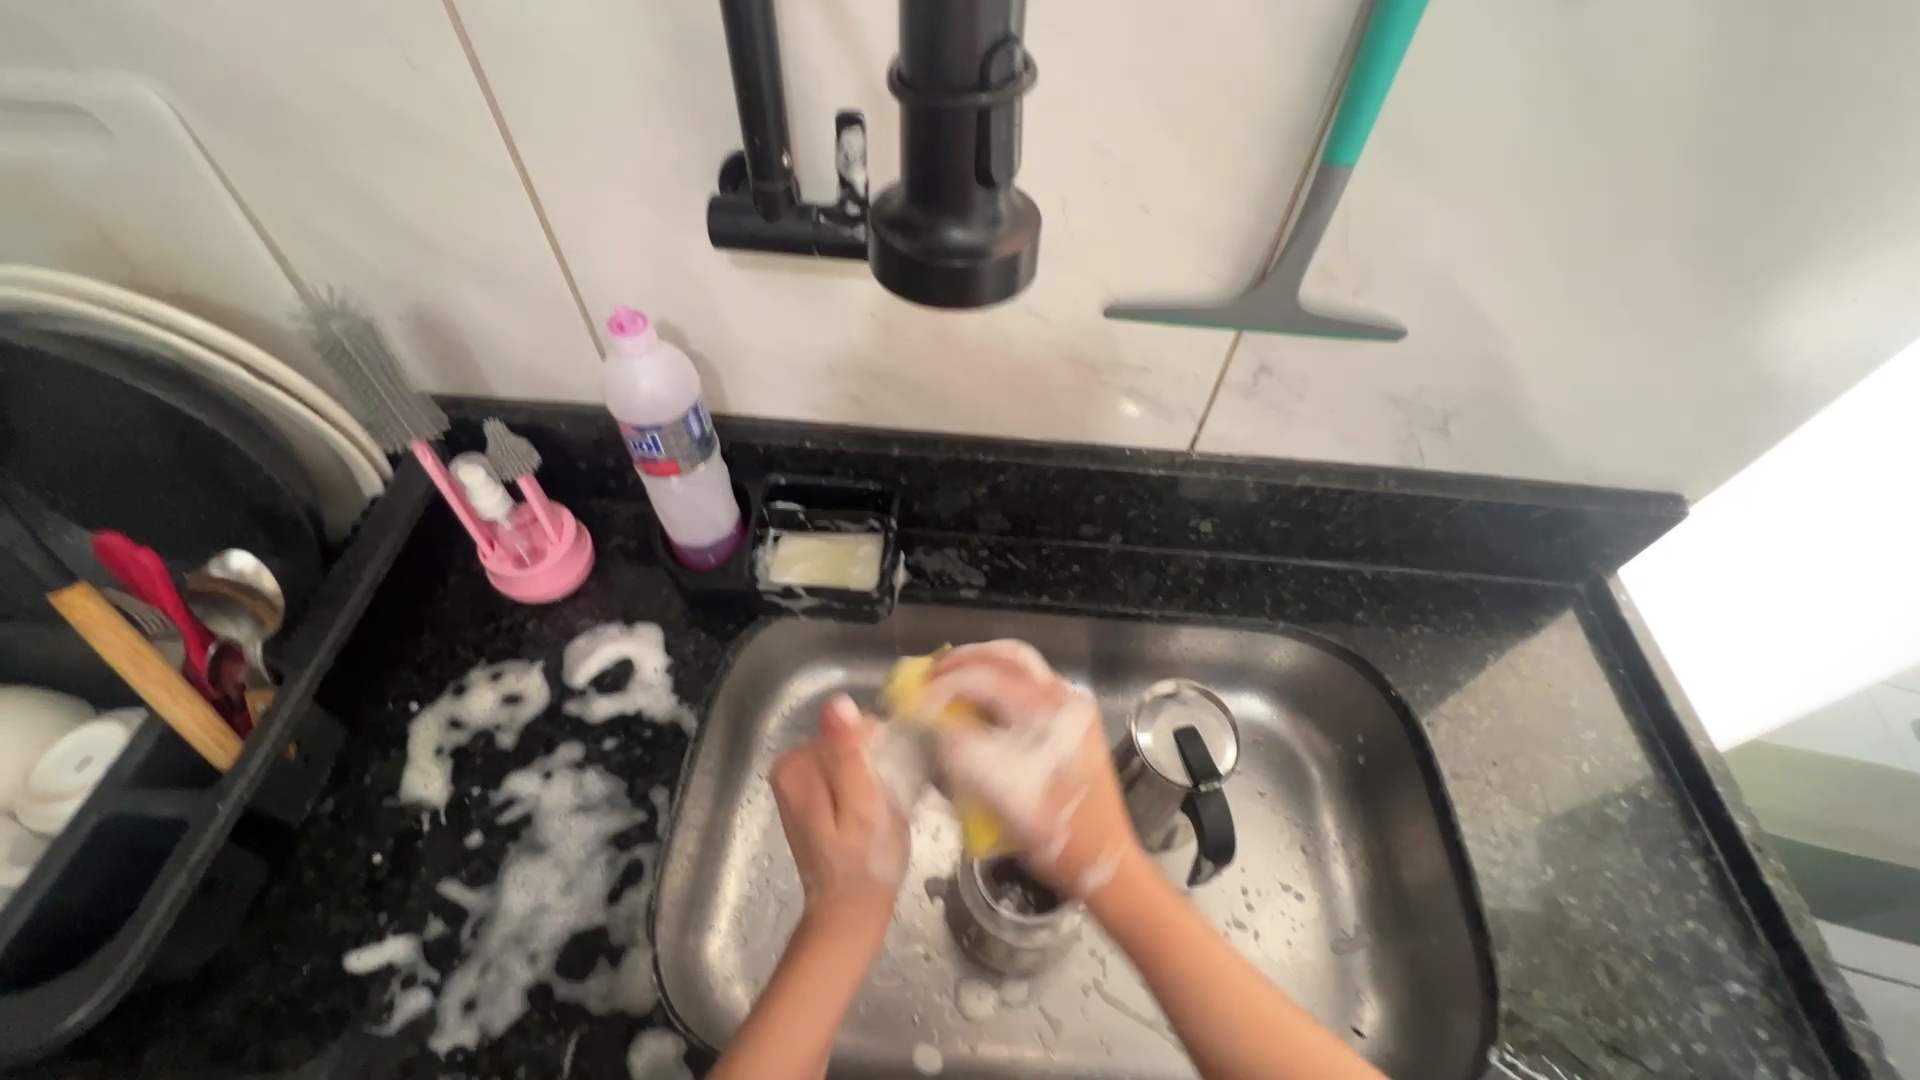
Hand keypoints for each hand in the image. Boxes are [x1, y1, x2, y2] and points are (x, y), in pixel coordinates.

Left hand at [769, 693, 911, 935]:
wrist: (851, 908)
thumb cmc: (864, 861)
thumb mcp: (862, 805)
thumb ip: (849, 753)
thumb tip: (837, 703)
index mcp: (796, 765)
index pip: (852, 726)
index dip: (880, 748)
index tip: (889, 781)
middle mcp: (789, 765)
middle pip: (848, 736)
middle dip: (874, 759)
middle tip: (885, 799)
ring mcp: (798, 778)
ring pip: (850, 750)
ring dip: (872, 770)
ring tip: (880, 805)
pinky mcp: (810, 791)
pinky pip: (845, 767)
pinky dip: (864, 780)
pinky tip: (871, 807)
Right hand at [921, 641, 1140, 897]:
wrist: (1107, 860)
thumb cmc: (1060, 833)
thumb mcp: (1003, 796)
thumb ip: (963, 753)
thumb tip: (931, 723)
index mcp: (1052, 712)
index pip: (988, 677)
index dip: (946, 684)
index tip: (917, 698)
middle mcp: (1066, 699)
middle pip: (1009, 656)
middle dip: (964, 660)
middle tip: (930, 674)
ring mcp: (1072, 708)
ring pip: (1021, 667)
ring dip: (982, 668)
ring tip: (948, 682)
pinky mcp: (1072, 723)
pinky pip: (1030, 687)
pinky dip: (998, 684)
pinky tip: (978, 703)